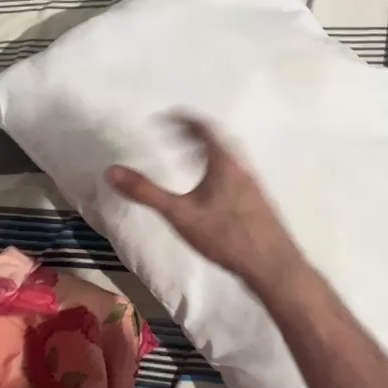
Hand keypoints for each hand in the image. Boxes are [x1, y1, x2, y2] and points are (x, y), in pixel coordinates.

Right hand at [105, 114, 308, 294]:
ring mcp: (254, 186)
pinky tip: (212, 191)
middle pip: (218, 141)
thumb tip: (111, 170)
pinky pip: (236, 173)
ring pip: (230, 158)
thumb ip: (145, 192)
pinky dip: (219, 168)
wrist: (275, 269)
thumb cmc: (227, 237)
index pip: (203, 129)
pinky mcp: (260, 204)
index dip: (182, 120)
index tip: (164, 118)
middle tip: (174, 135)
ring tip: (190, 159)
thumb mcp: (180, 215)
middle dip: (194, 135)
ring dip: (208, 151)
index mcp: (224, 163)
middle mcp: (242, 168)